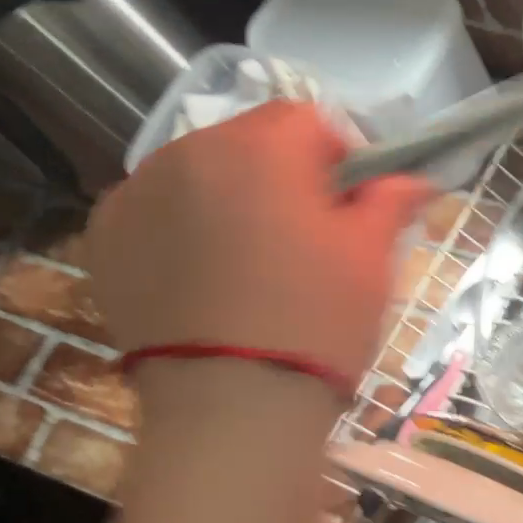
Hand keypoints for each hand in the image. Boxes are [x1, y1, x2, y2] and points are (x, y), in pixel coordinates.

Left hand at [87, 101, 432, 423]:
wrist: (235, 402)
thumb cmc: (320, 324)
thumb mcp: (372, 262)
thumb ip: (390, 204)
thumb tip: (415, 177)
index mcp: (262, 151)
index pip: (310, 120)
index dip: (344, 158)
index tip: (360, 208)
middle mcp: (188, 152)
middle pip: (250, 144)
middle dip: (286, 181)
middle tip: (315, 247)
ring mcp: (137, 193)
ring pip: (203, 179)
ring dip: (236, 205)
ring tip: (262, 271)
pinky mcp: (107, 238)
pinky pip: (161, 216)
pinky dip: (190, 235)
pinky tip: (216, 287)